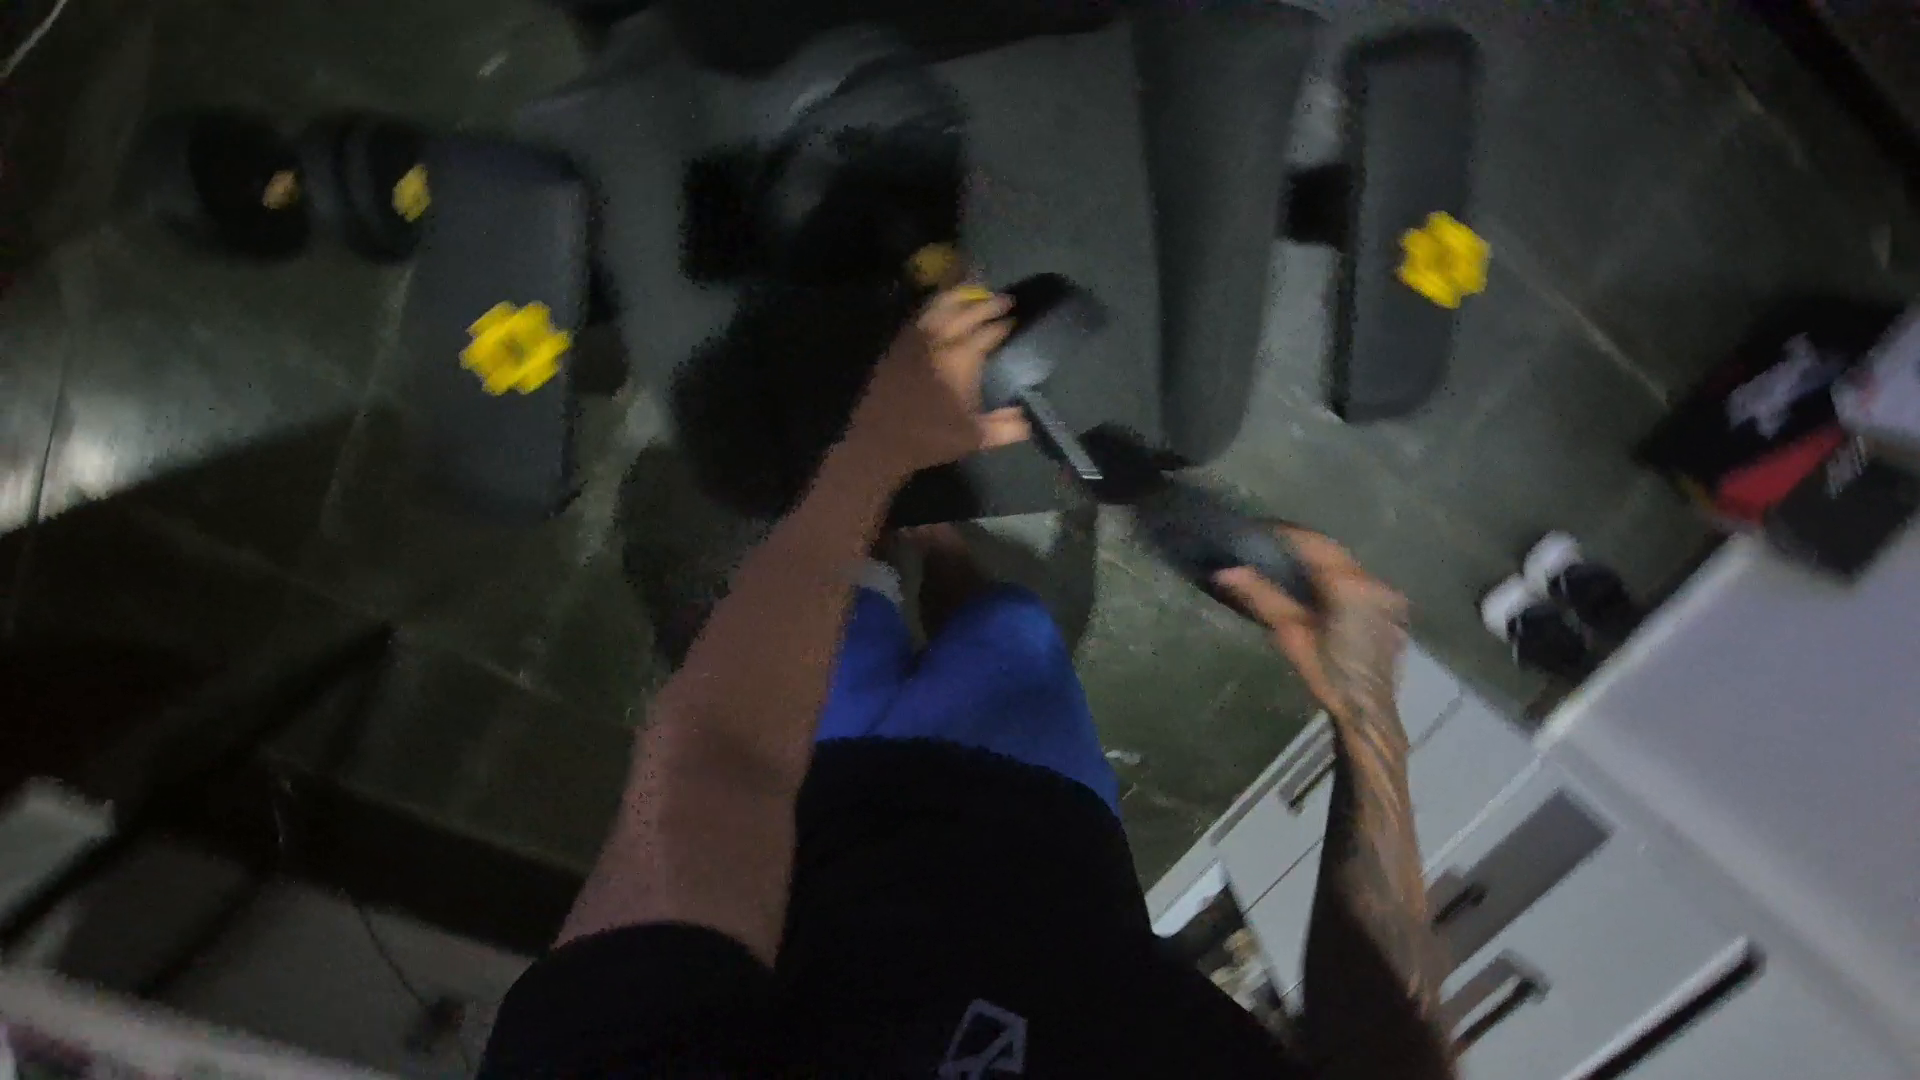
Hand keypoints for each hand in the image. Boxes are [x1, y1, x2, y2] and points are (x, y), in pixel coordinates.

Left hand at [846, 286, 1031, 478]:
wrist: (880, 442)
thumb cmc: (930, 439)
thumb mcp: (974, 437)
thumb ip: (1006, 427)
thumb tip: (1030, 420)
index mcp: (961, 360)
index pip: (989, 332)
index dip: (1004, 325)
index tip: (1016, 321)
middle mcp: (939, 341)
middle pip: (967, 312)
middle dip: (988, 304)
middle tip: (1005, 299)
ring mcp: (915, 339)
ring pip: (940, 306)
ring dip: (961, 296)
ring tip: (975, 289)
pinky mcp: (898, 344)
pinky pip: (920, 316)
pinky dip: (935, 306)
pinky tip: (942, 308)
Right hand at [1213, 528, 1407, 717]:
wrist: (1368, 712)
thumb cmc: (1327, 674)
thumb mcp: (1290, 634)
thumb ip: (1262, 596)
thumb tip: (1225, 571)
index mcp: (1352, 585)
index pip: (1315, 543)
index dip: (1285, 533)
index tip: (1258, 530)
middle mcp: (1376, 583)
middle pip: (1332, 552)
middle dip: (1300, 545)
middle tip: (1267, 544)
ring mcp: (1388, 597)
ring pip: (1347, 565)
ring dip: (1318, 561)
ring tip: (1286, 563)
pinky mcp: (1391, 611)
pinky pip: (1358, 582)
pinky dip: (1334, 578)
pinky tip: (1315, 588)